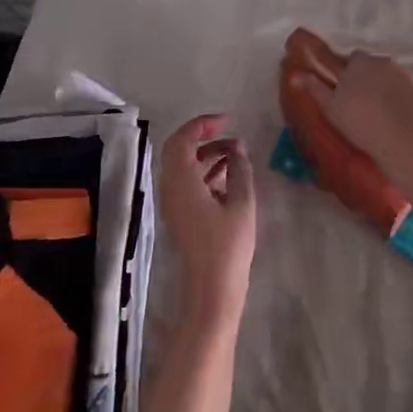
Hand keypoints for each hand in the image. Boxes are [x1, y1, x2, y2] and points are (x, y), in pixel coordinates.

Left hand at [158, 114, 255, 323]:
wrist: (212, 291)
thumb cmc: (228, 246)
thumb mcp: (241, 203)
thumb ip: (239, 170)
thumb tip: (237, 149)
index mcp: (181, 182)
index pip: (182, 140)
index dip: (202, 124)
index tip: (228, 120)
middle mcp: (171, 189)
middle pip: (178, 150)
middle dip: (203, 136)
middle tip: (229, 131)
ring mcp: (174, 204)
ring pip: (184, 167)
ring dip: (207, 154)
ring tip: (237, 153)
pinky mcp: (182, 216)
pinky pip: (188, 183)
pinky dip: (206, 172)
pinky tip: (230, 175)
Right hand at [308, 52, 412, 173]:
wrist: (404, 139)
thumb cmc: (360, 121)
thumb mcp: (330, 107)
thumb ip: (314, 88)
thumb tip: (295, 75)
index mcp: (359, 62)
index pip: (351, 59)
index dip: (347, 73)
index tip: (344, 90)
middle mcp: (384, 62)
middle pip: (372, 66)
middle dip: (367, 78)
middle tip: (360, 103)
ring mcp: (406, 76)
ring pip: (391, 78)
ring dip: (385, 88)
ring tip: (380, 114)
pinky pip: (407, 92)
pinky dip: (402, 100)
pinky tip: (398, 119)